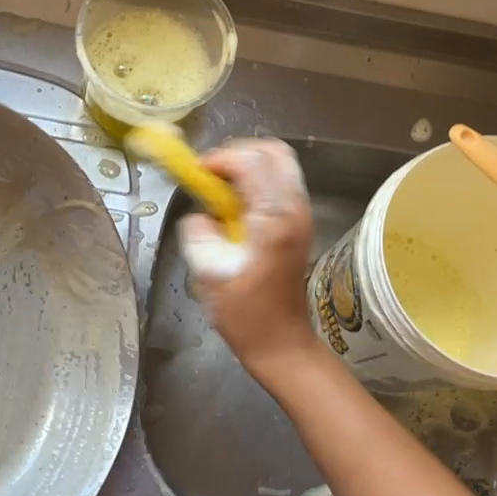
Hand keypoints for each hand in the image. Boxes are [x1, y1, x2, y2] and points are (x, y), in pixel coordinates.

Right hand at [178, 138, 323, 372]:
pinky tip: (233, 209)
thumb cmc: (245, 314)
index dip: (219, 159)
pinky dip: (255, 184)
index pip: (250, 161)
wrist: (281, 343)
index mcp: (275, 218)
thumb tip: (200, 215)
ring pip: (278, 166)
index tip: (195, 175)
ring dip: (246, 168)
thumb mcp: (209, 274)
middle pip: (272, 152)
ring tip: (218, 192)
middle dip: (236, 155)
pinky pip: (279, 185)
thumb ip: (199, 233)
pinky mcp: (298, 224)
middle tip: (209, 177)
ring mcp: (301, 215)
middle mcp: (295, 209)